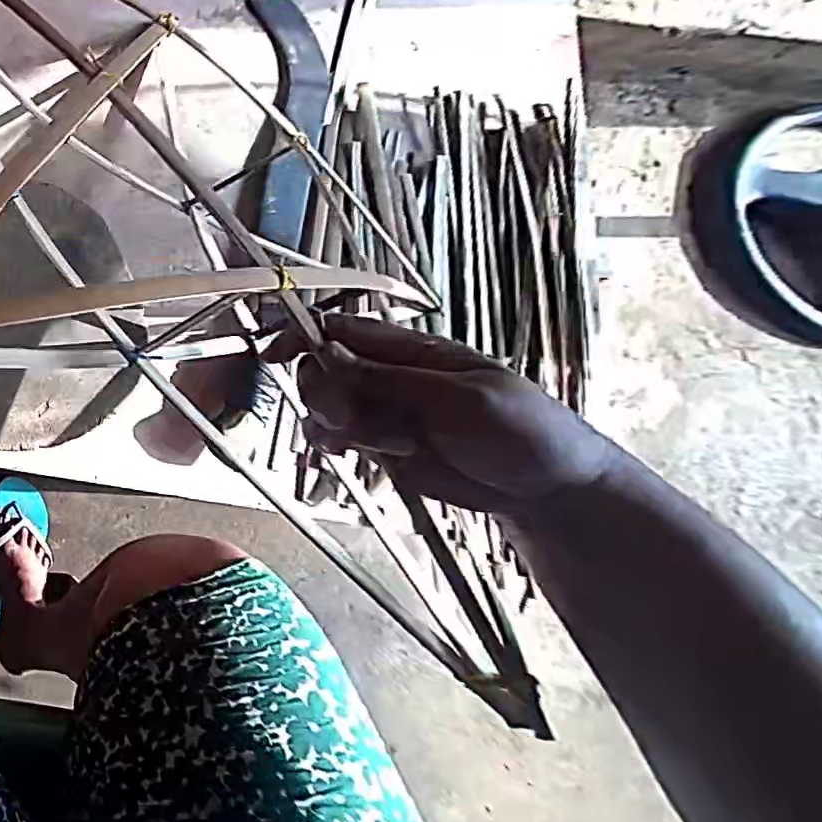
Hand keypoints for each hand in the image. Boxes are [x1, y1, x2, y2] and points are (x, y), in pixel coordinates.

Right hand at [266, 314, 634, 512]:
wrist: (549, 492)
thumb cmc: (523, 430)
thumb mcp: (461, 398)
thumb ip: (390, 378)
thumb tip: (329, 353)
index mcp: (408, 349)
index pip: (340, 329)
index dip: (301, 334)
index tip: (272, 355)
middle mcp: (385, 375)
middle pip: (322, 368)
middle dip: (323, 392)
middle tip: (348, 419)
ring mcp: (380, 410)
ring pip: (323, 405)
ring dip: (333, 424)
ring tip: (377, 445)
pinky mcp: (378, 443)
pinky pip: (335, 436)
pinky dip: (333, 444)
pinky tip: (353, 454)